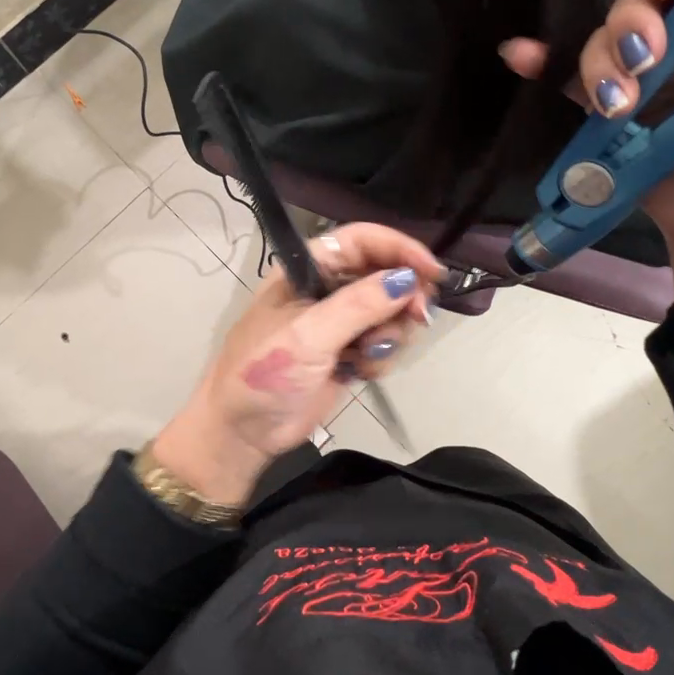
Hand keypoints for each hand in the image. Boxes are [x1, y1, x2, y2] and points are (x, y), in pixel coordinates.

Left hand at [151, 223, 439, 503]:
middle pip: (383, 274)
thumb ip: (358, 305)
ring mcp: (337, 323)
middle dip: (402, 296)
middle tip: (417, 318)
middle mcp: (324, 289)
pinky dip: (380, 356)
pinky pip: (383, 343)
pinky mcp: (346, 354)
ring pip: (389, 312)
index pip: (361, 241)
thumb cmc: (263, 374)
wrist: (241, 433)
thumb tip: (406, 280)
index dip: (399, 249)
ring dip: (390, 333)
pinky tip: (359, 373)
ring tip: (367, 355)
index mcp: (306, 270)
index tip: (432, 272)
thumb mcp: (308, 336)